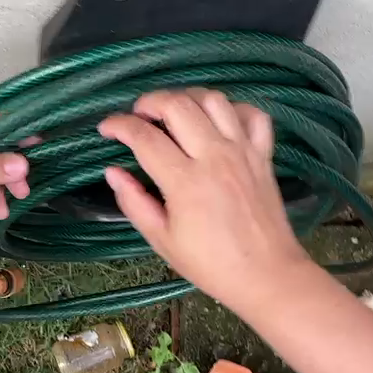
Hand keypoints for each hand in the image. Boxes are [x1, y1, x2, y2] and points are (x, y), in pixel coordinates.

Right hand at [99, 89, 315, 309]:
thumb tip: (113, 172)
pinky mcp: (263, 155)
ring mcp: (243, 151)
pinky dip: (231, 108)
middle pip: (178, 105)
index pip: (144, 138)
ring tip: (173, 112)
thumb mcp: (162, 240)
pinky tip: (217, 122)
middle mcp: (215, 156)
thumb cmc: (209, 264)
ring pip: (213, 100)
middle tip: (137, 115)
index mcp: (184, 181)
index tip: (106, 128)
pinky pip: (251, 114)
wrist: (266, 274)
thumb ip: (134, 202)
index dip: (119, 126)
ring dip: (187, 97)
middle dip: (150, 102)